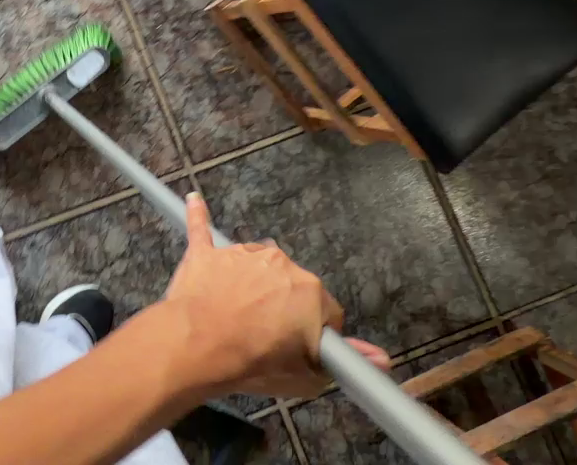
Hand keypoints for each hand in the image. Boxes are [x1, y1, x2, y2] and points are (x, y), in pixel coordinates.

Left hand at [160, 193, 390, 398]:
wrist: (199, 345)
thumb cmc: (255, 362)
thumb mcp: (309, 375)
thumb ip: (348, 361)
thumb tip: (382, 358)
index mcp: (310, 290)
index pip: (326, 312)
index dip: (314, 334)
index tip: (299, 349)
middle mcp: (278, 262)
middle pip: (289, 285)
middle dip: (283, 306)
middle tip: (266, 336)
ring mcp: (240, 253)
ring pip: (255, 265)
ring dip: (251, 282)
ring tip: (236, 312)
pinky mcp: (205, 251)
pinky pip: (201, 227)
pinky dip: (197, 214)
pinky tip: (194, 199)